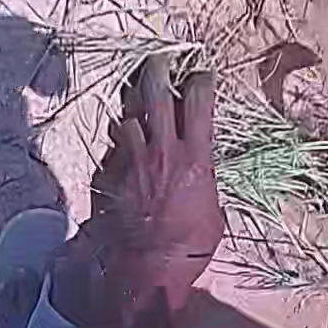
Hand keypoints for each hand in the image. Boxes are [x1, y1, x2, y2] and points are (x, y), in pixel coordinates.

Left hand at [65, 55, 223, 326]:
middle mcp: (164, 150)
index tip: (200, 74)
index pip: (199, 100)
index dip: (200, 80)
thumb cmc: (191, 245)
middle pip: (157, 94)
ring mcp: (135, 162)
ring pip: (129, 119)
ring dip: (134, 116)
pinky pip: (115, 151)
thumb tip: (202, 177)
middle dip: (158, 71)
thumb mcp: (213, 212)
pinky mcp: (114, 178)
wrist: (152, 264)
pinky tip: (123, 154)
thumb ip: (205, 183)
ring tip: (137, 117)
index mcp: (196, 157)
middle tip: (158, 63)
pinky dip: (119, 149)